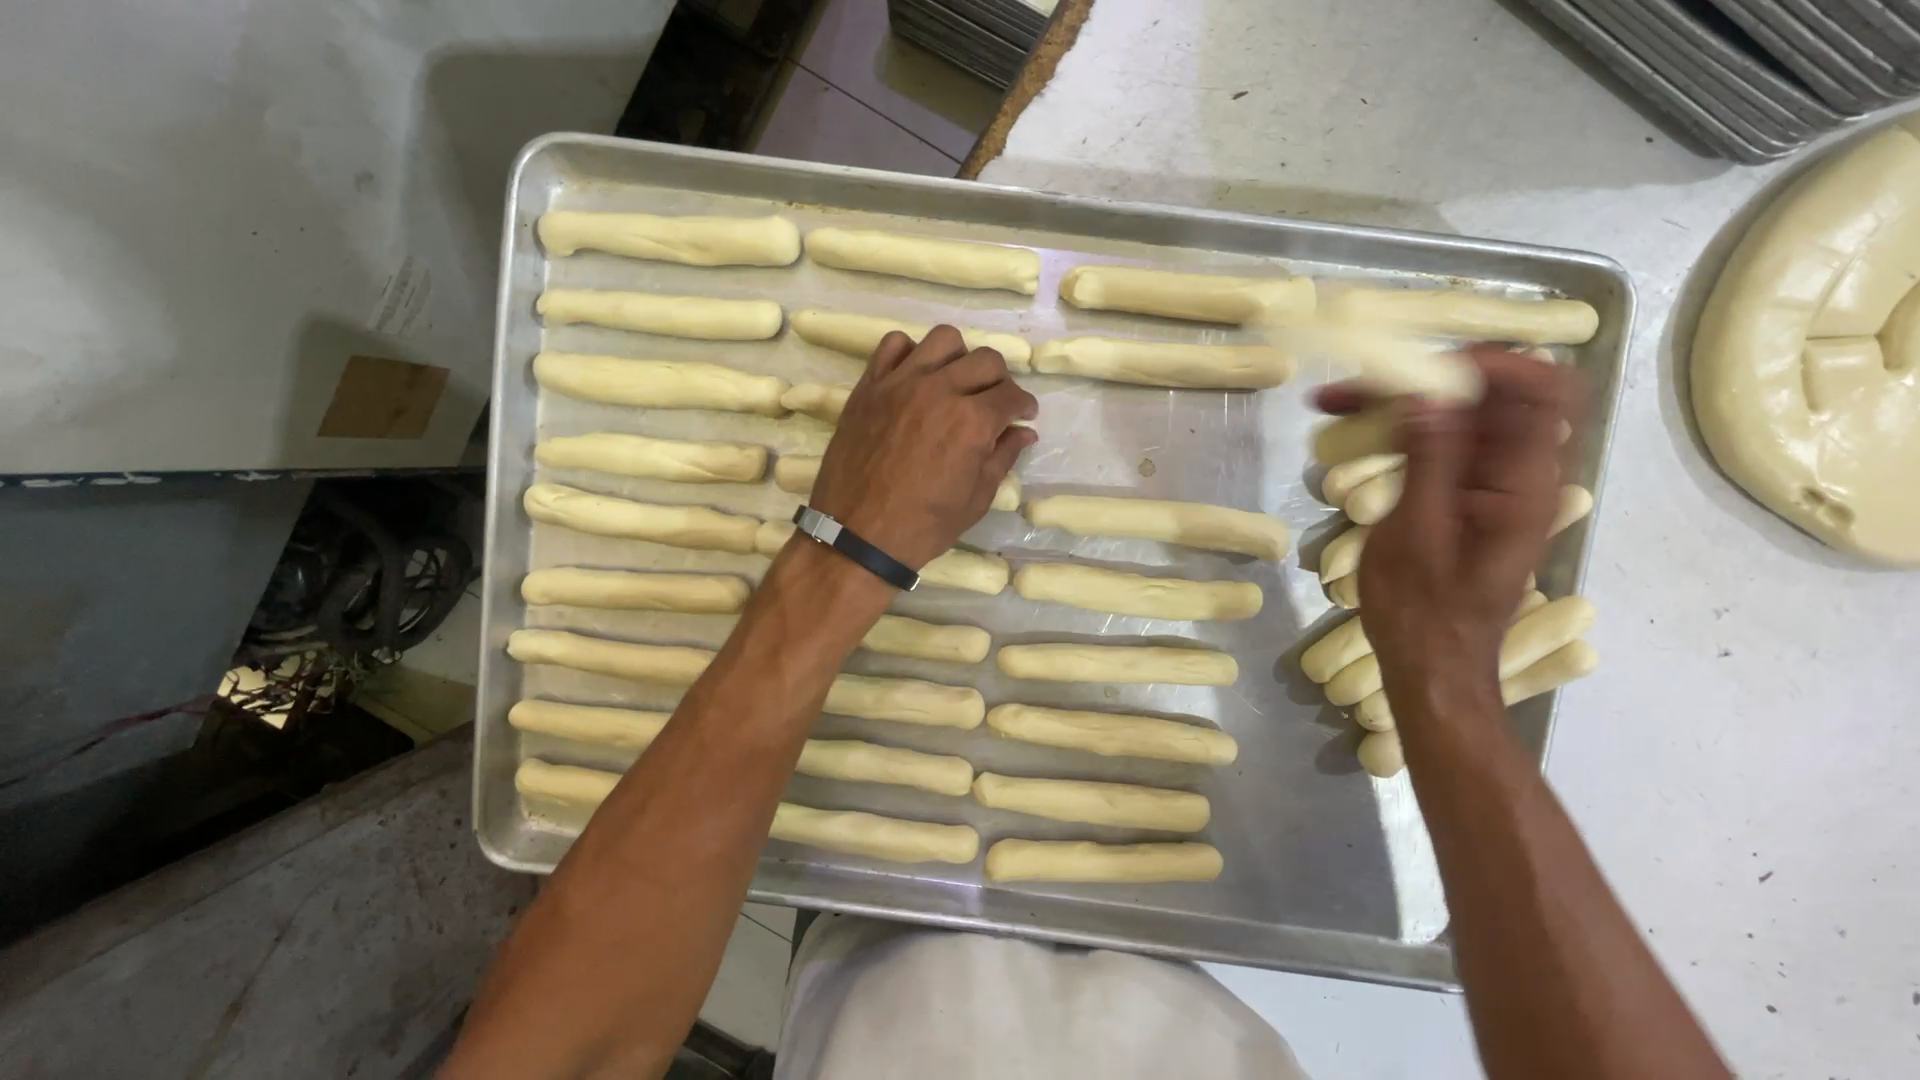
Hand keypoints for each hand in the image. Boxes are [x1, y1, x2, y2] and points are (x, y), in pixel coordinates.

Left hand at [810, 326, 1037, 568]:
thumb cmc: (923, 526)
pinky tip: (915, 377)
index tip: (1023, 415)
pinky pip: (893, 345)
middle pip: (986, 360)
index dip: (1024, 406)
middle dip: (1000, 380)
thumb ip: (1002, 457)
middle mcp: (939, 390)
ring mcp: (900, 383)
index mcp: (972, 422)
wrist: (857, 535)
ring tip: (955, 383)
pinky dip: (910, 353)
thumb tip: (1023, 432)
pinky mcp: (869, 386)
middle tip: (994, 403)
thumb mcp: (976, 499)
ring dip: (959, 358)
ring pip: (944, 340)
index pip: (1012, 394)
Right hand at [1317, 347, 1573, 696]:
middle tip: (1357, 385)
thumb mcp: (1418, 535)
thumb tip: (1428, 394)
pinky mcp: (1466, 494)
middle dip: (1426, 376)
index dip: (1489, 364)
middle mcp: (1520, 473)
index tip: (1417, 369)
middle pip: (1493, 394)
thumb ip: (1429, 461)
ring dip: (1403, 399)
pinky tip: (1355, 428)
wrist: (1432, 665)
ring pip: (1461, 413)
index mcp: (1525, 483)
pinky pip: (1442, 440)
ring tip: (1337, 401)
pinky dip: (1401, 426)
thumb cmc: (1424, 612)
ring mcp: (1493, 482)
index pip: (1541, 391)